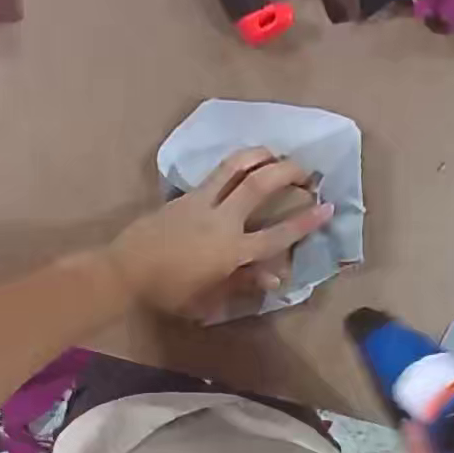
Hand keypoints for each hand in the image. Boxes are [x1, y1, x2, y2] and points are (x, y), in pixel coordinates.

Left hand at [104, 148, 332, 320]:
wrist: (125, 270)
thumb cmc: (167, 292)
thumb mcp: (206, 299)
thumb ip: (241, 284)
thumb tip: (274, 276)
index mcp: (230, 251)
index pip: (277, 235)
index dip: (305, 222)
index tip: (327, 207)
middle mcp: (221, 220)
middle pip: (261, 185)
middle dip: (289, 172)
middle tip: (305, 169)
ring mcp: (201, 203)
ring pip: (236, 167)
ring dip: (260, 154)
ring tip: (275, 153)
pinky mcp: (184, 196)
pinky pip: (215, 174)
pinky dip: (234, 165)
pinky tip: (241, 166)